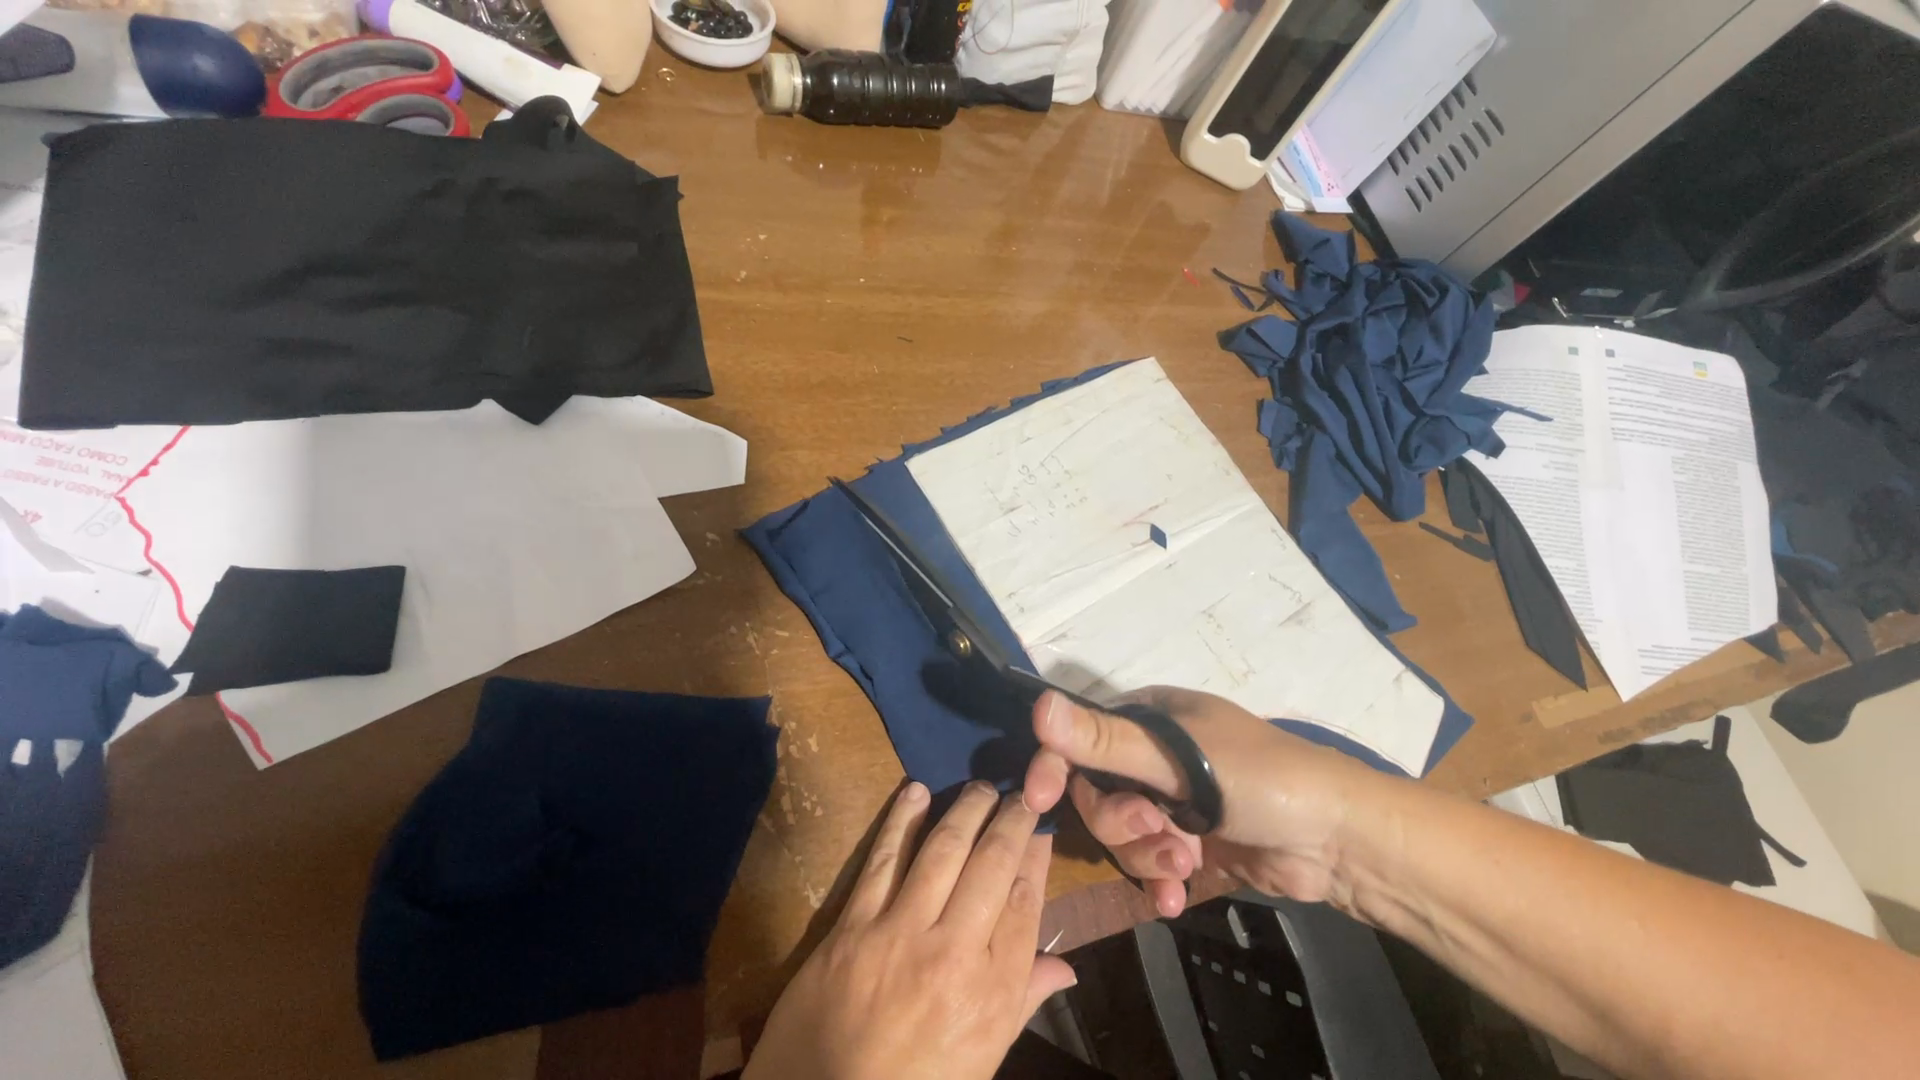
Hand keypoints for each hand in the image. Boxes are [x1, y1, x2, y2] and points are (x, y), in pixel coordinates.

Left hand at [743, 780, 1076, 1079]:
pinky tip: (916, 792)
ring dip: (965, 810)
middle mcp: (954, 954)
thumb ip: (1022, 1001)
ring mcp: (900, 934)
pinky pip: (883, 860)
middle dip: (1010, 822)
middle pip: (991, 866)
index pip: (1025, 903)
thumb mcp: (983, 1058)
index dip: (1035, 858)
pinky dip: (902, 820)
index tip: (1041, 830)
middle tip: (1019, 795)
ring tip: (980, 787)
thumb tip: (1065, 967)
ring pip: (942, 851)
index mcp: (993, 992)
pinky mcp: (853, 926)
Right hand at [1023, 687, 1377, 917]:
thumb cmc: (1260, 779)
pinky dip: (1158, 880)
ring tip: (1185, 863)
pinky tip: (1174, 898)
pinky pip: (1149, 863)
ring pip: (1121, 833)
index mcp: (1150, 717)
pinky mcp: (1190, 842)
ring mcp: (1172, 800)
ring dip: (1146, 854)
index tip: (1037, 800)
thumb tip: (1040, 707)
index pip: (1079, 737)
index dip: (1055, 766)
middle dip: (1121, 821)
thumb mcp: (1180, 757)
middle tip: (1158, 829)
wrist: (1338, 841)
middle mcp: (1154, 755)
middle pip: (1097, 792)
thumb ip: (1107, 740)